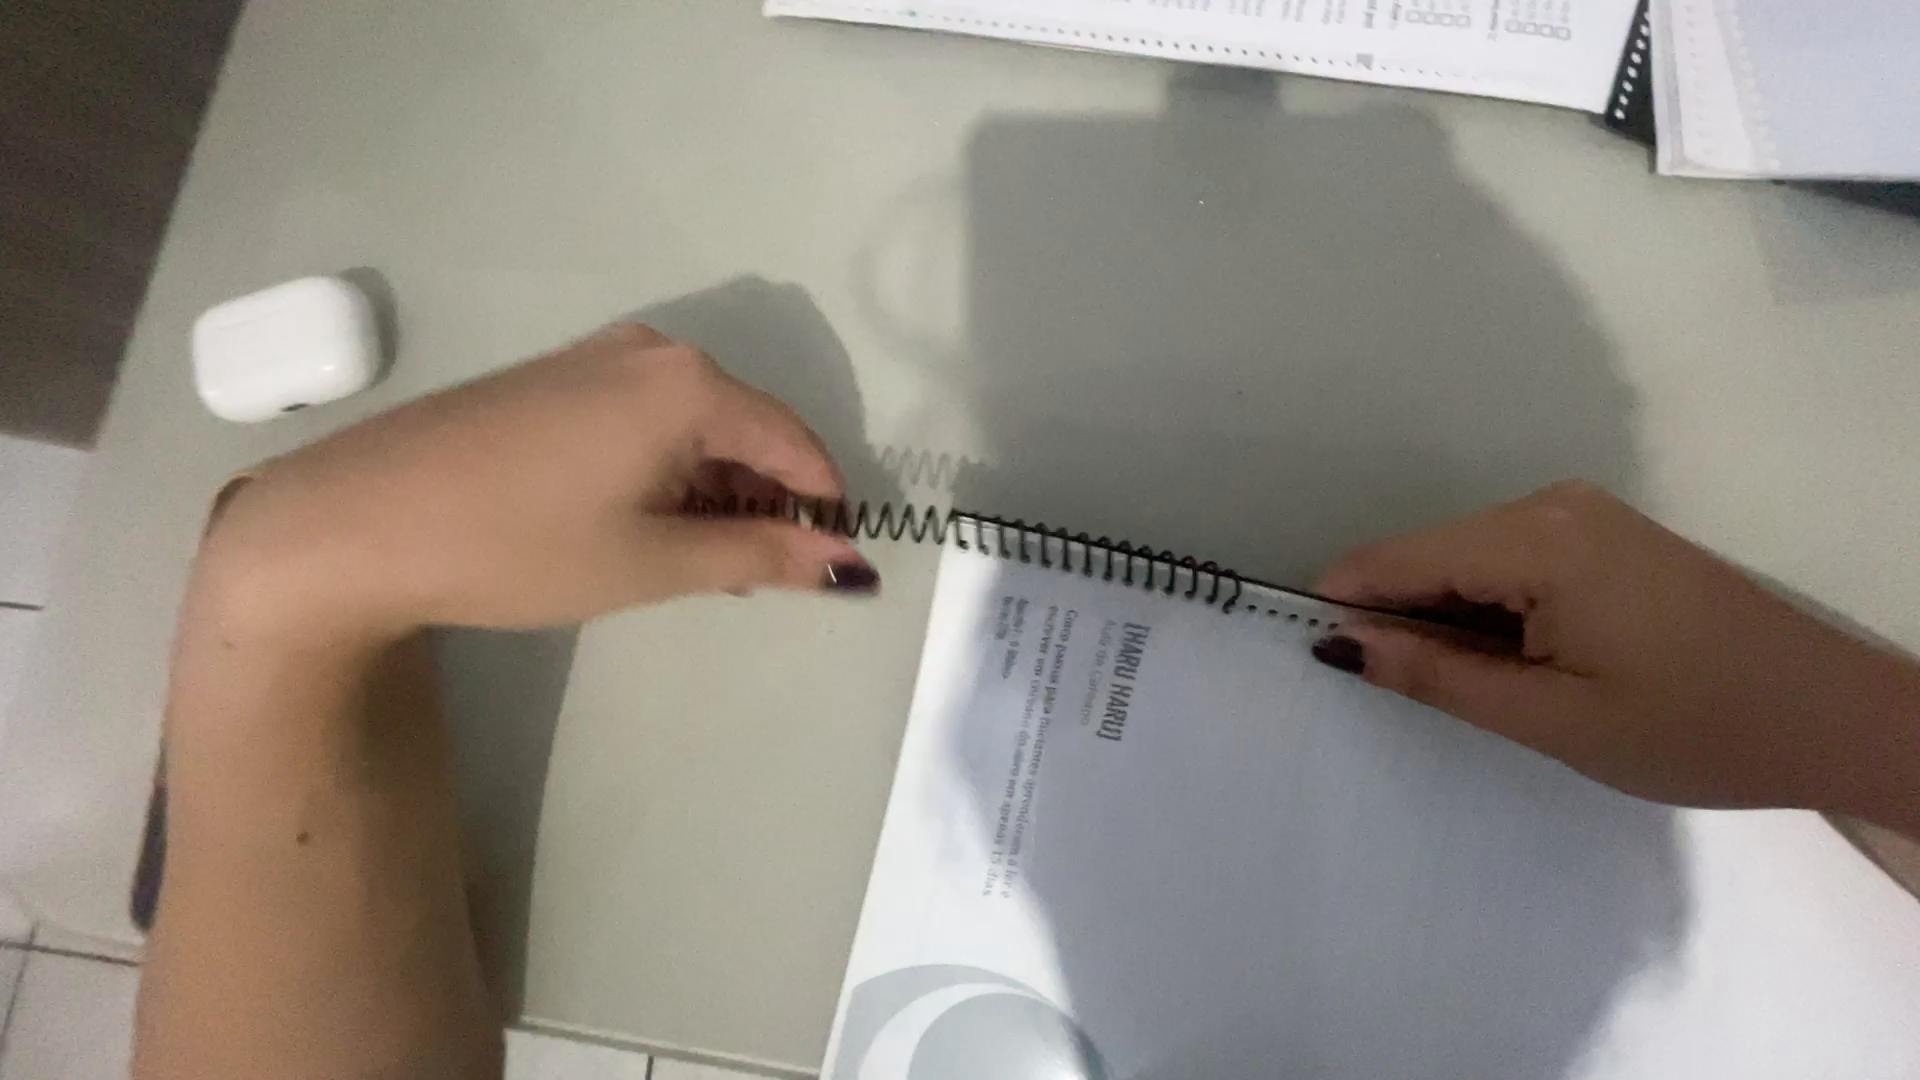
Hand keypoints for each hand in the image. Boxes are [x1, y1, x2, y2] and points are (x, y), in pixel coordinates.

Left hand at [199, 322, 876, 641]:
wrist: (349, 523)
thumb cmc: (520, 546)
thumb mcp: (657, 560)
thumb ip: (764, 555)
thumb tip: (852, 566)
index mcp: (690, 386)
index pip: (797, 446)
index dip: (823, 507)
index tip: (826, 564)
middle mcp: (658, 352)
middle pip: (752, 431)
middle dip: (767, 502)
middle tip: (750, 574)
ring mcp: (606, 356)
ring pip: (704, 425)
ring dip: (720, 489)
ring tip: (696, 558)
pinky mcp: (568, 374)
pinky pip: (656, 417)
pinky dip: (675, 468)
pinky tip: (648, 517)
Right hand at [1311, 482, 1919, 833]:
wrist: (1852, 722)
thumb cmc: (1699, 728)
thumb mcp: (1551, 718)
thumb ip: (1432, 674)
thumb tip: (1336, 643)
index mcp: (1537, 542)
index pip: (1392, 561)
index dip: (1342, 604)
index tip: (1322, 655)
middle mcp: (1546, 505)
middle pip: (1419, 554)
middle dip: (1393, 614)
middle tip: (1410, 686)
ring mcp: (1572, 511)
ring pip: (1451, 557)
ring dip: (1435, 613)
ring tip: (1475, 676)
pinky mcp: (1589, 528)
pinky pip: (1492, 557)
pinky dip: (1475, 603)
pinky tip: (1511, 649)